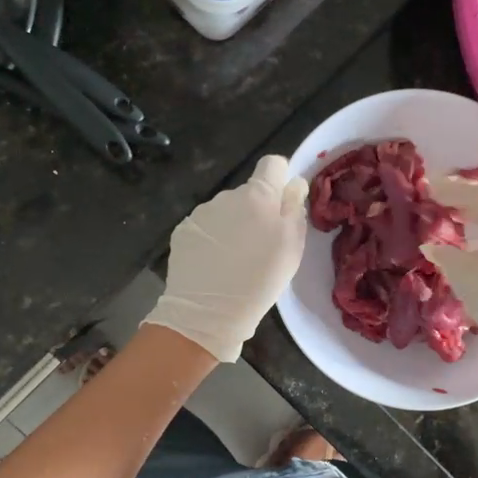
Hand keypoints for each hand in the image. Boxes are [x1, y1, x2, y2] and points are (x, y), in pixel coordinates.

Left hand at [145, 155, 308, 361]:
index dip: (280, 180)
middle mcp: (227, 196)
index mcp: (258, 195)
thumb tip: (293, 184)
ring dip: (233, 226)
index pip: (272, 164)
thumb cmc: (260, 280)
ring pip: (225, 212)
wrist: (208, 313)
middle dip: (256, 211)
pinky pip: (205, 228)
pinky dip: (212, 240)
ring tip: (235, 260)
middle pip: (248, 193)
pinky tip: (214, 265)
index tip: (282, 205)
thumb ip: (294, 209)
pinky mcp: (183, 233)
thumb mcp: (292, 247)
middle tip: (261, 246)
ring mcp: (201, 214)